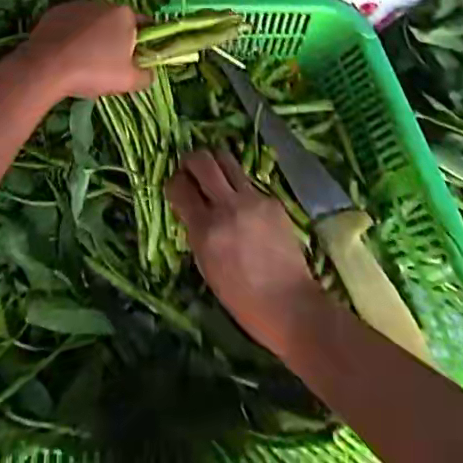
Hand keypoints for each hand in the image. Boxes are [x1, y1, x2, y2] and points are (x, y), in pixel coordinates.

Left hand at [14, 1, 150, 99]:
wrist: (44, 69)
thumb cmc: (92, 71)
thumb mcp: (128, 81)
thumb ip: (146, 76)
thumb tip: (149, 74)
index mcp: (124, 14)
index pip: (143, 25)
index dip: (141, 42)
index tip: (135, 58)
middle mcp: (103, 3)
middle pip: (116, 22)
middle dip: (115, 39)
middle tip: (109, 64)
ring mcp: (77, 5)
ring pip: (92, 22)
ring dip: (92, 36)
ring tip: (83, 61)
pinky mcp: (54, 12)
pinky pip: (71, 24)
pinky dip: (72, 35)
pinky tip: (65, 54)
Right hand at [167, 149, 323, 353]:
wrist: (289, 302)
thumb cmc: (241, 298)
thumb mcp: (206, 267)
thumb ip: (196, 233)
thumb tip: (191, 209)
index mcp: (205, 230)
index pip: (179, 187)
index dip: (173, 183)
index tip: (176, 187)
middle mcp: (227, 206)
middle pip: (202, 160)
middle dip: (191, 160)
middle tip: (190, 169)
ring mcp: (252, 199)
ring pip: (227, 160)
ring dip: (215, 162)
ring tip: (214, 174)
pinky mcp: (271, 199)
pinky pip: (248, 182)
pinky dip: (239, 186)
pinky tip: (243, 205)